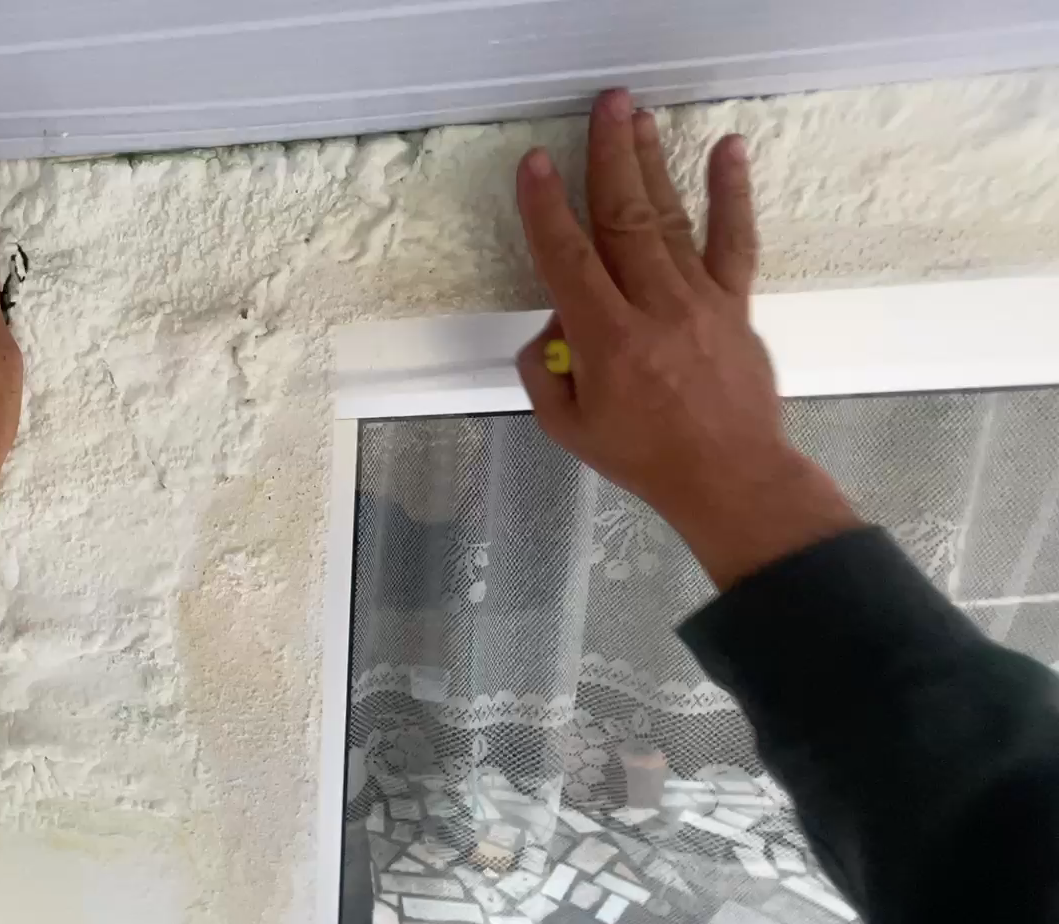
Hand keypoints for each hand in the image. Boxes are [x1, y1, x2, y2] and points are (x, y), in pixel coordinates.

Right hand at [512, 89, 859, 588]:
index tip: (531, 165)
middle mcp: (655, 306)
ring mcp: (701, 298)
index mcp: (606, 339)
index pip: (567, 260)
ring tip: (636, 117)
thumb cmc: (635, 454)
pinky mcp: (734, 301)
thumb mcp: (563, 424)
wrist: (726, 473)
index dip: (545, 210)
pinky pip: (734, 240)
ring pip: (669, 219)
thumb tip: (554, 324)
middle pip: (625, 220)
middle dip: (608, 160)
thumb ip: (544, 370)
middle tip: (603, 107)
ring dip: (649, 165)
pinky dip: (730, 193)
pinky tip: (724, 150)